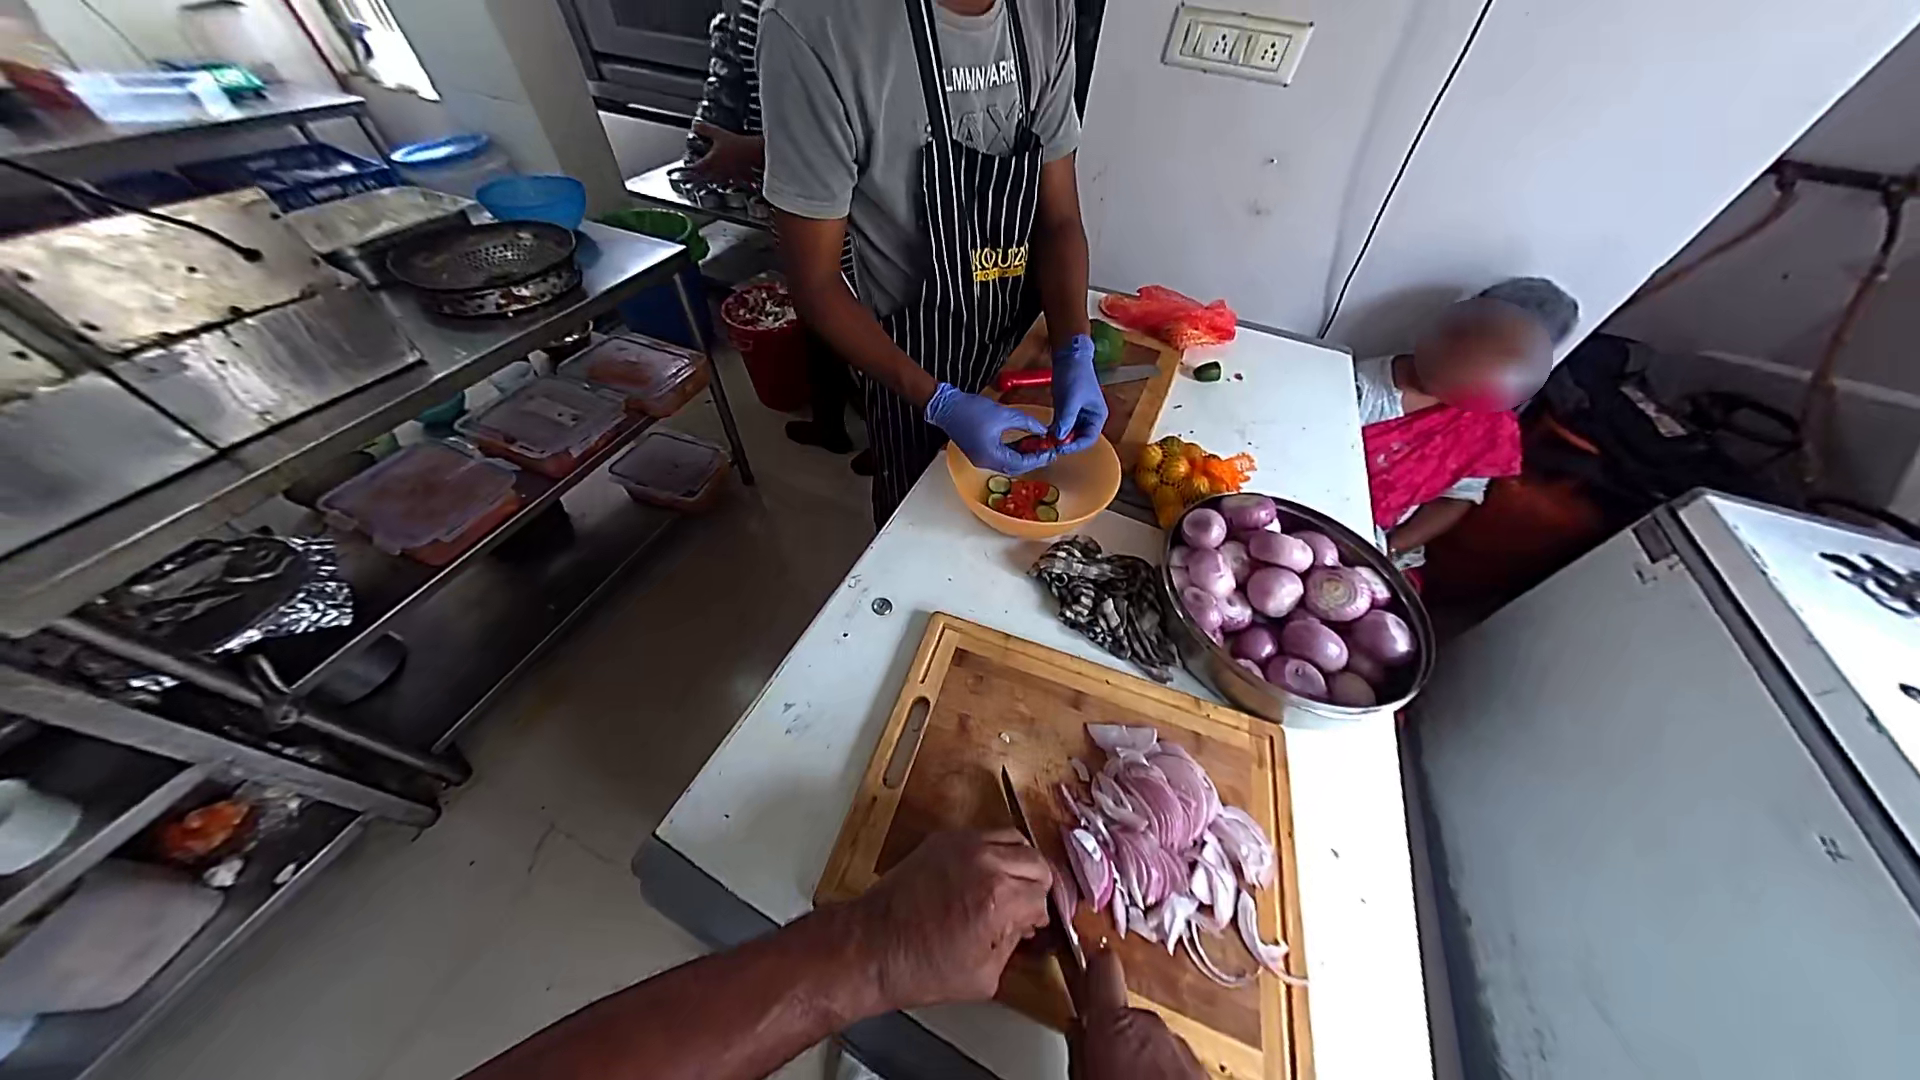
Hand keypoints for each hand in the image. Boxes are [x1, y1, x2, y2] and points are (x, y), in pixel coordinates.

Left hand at [690, 121, 763, 184]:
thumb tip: (696, 126)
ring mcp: (728, 177)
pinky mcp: (738, 179)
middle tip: (698, 171)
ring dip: (713, 177)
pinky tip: (727, 176)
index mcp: (710, 162)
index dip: (691, 168)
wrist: (755, 154)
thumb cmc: (738, 146)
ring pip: (716, 180)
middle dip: (701, 174)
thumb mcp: (718, 133)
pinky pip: (729, 181)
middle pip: (705, 177)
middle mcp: (718, 172)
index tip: (688, 167)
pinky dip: (726, 179)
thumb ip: (705, 130)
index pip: (696, 168)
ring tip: (711, 173)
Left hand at [843, 830, 1050, 1011]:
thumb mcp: (984, 975)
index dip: (1039, 917)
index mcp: (997, 898)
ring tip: (1009, 885)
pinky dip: (994, 850)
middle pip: (1036, 861)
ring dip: (1019, 862)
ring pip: (1015, 837)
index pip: (1042, 896)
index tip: (1031, 925)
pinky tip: (984, 873)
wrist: (874, 944)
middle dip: (1035, 887)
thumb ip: (1014, 943)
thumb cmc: (921, 967)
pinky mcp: (945, 837)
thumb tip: (1026, 923)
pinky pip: (986, 833)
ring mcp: (964, 843)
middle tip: (1025, 906)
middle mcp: (985, 861)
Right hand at [926, 383, 1058, 474]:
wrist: (945, 406)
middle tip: (1047, 449)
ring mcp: (981, 459)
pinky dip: (1013, 451)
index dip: (1038, 458)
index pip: (1021, 464)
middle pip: (1015, 467)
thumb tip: (1043, 430)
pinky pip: (1000, 456)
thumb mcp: (1004, 414)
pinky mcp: (979, 452)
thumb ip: (1027, 423)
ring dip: (1023, 455)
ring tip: (1037, 444)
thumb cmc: (972, 410)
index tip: (1051, 451)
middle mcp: (986, 463)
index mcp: (991, 457)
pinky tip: (1023, 441)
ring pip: (1008, 462)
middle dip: (1032, 459)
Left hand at [1049, 333, 1108, 451]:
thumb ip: (1066, 419)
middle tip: (1050, 446)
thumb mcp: (1071, 399)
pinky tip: (1044, 434)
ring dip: (1058, 438)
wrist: (1069, 356)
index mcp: (1098, 416)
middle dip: (1065, 443)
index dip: (1075, 446)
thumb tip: (1059, 438)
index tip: (1060, 448)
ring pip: (1068, 434)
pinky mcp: (1067, 411)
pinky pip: (1061, 426)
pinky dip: (1053, 431)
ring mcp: (1078, 415)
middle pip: (1078, 439)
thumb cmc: (1076, 374)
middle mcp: (1090, 418)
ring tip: (1045, 441)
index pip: (1089, 439)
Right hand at [1070, 943, 1204, 1079]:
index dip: (1095, 961)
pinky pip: (1176, 1062)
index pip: (1103, 968)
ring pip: (1154, 1041)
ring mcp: (1180, 1047)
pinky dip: (1168, 1075)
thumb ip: (1080, 1050)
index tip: (1090, 957)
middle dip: (1121, 1037)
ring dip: (1146, 1059)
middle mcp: (1150, 1025)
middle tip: (1109, 1066)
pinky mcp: (1203, 1070)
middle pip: (1128, 1015)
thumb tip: (1077, 1030)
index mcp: (1114, 1023)